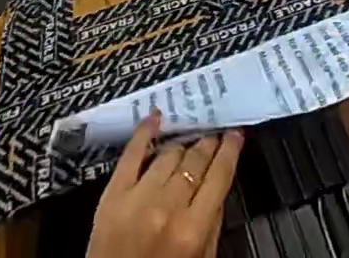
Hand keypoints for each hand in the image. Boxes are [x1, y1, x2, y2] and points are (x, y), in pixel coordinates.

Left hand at [86, 111, 244, 257]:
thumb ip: (211, 227)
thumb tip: (218, 186)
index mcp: (192, 230)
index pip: (218, 177)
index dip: (229, 151)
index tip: (235, 136)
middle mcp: (167, 208)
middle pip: (194, 161)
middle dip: (207, 144)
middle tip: (213, 134)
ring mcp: (138, 196)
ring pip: (168, 154)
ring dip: (181, 145)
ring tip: (189, 139)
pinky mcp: (113, 192)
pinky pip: (132, 152)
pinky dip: (145, 131)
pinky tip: (155, 118)